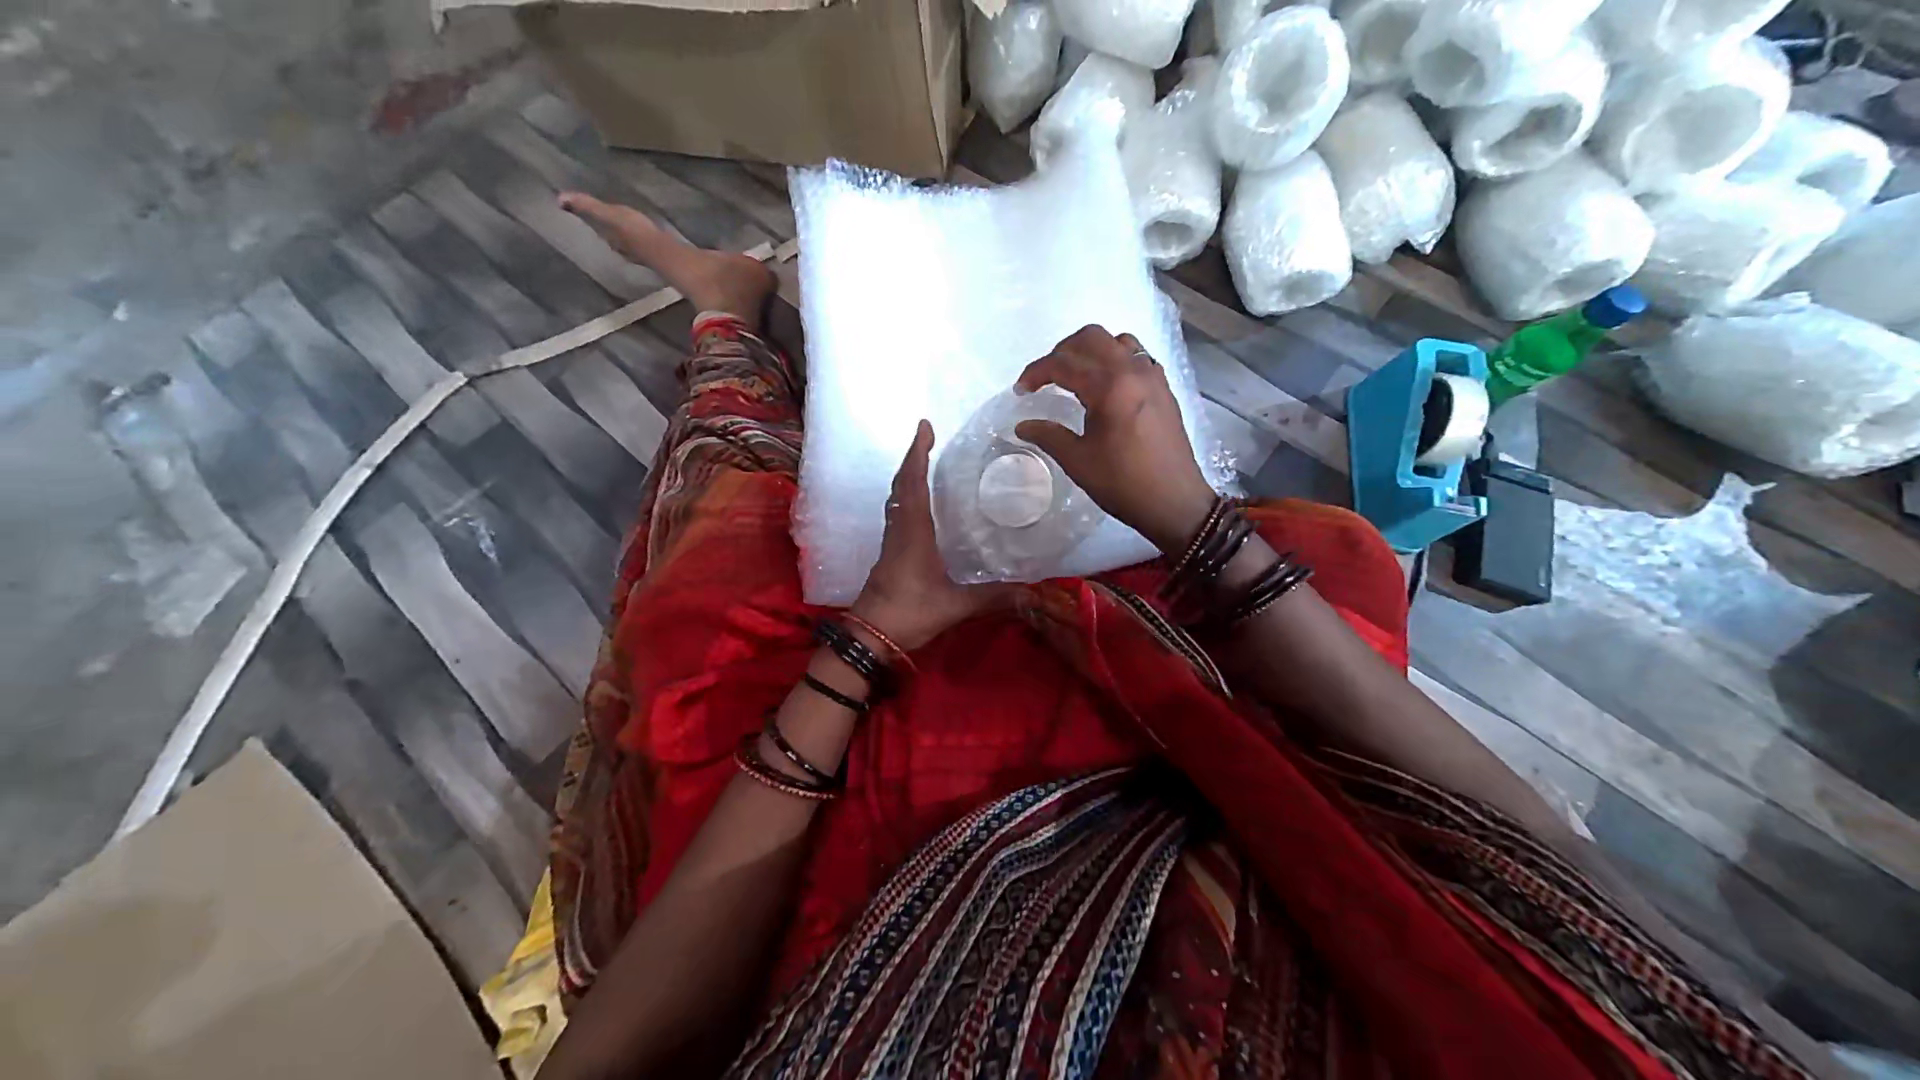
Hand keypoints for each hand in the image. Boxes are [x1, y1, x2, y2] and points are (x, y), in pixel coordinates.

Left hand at [850, 420, 1012, 649]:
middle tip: (927, 437)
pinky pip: (897, 513)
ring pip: (896, 498)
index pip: (913, 484)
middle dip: (913, 458)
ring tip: (925, 461)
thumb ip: (993, 596)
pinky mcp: (889, 554)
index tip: (925, 427)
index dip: (918, 454)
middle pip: (901, 484)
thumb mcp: (955, 605)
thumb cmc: (908, 613)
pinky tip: (921, 503)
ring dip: (908, 476)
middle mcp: (899, 530)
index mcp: (912, 532)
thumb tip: (1033, 591)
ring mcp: (891, 542)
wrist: (869, 636)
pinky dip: (907, 496)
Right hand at [1014, 325, 1216, 554]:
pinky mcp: (1163, 387)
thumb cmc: (1123, 484)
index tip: (1021, 390)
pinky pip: (1136, 356)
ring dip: (1090, 351)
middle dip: (1062, 352)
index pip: (1064, 364)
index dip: (1036, 373)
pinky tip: (1105, 386)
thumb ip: (1048, 436)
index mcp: (1110, 387)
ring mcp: (1152, 376)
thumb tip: (1022, 425)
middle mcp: (1133, 371)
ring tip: (1075, 377)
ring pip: (1116, 342)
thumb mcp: (1078, 462)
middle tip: (1046, 378)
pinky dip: (1114, 360)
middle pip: (1091, 338)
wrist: (1175, 502)